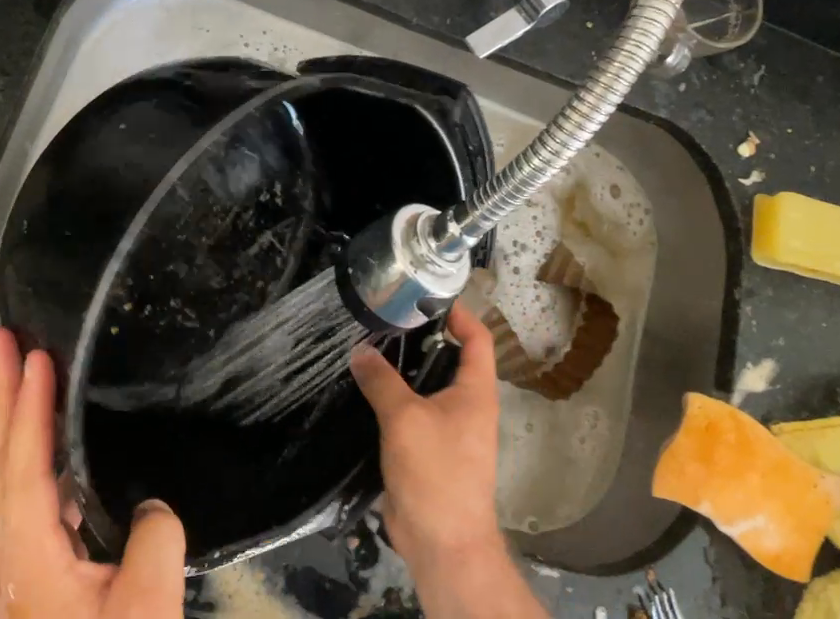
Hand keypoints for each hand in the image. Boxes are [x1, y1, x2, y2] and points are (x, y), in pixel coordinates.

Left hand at [0, 329, 186, 617]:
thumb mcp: (146, 610)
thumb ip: (155, 542)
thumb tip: (153, 504)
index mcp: (30, 555)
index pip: (23, 465)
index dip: (28, 407)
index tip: (34, 355)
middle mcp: (9, 551)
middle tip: (3, 338)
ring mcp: (15, 561)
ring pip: (2, 473)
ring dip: (9, 416)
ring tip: (19, 371)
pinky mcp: (31, 568)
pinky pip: (20, 489)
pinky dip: (27, 447)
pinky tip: (47, 438)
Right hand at [349, 305, 504, 572]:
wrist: (442, 541)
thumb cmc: (435, 472)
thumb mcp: (405, 418)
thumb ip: (382, 380)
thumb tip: (360, 350)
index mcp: (476, 392)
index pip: (478, 338)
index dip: (460, 314)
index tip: (427, 297)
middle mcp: (468, 406)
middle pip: (450, 360)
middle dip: (421, 339)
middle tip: (385, 320)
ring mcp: (450, 430)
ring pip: (428, 388)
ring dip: (403, 371)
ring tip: (369, 348)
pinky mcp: (429, 451)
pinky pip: (413, 414)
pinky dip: (394, 400)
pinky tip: (366, 391)